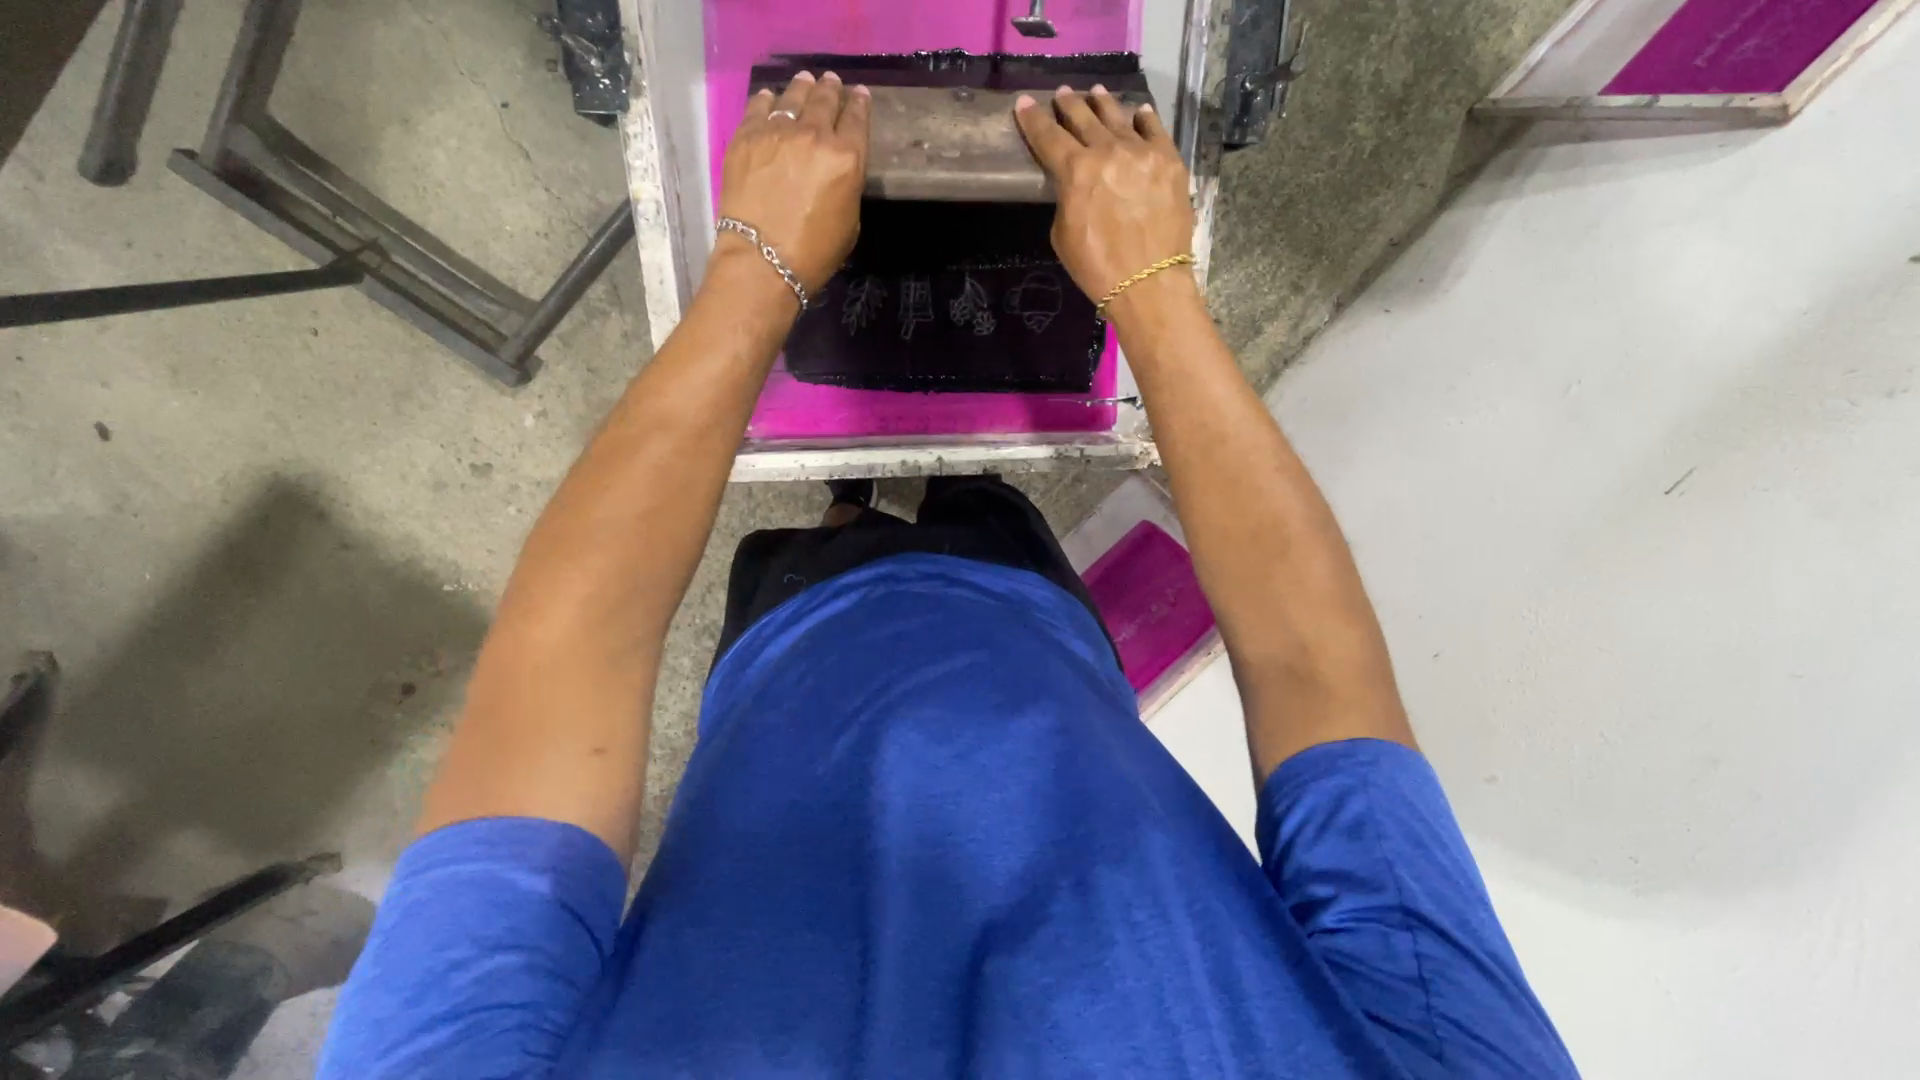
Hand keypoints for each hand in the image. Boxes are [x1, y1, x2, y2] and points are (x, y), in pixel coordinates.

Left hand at [715, 72, 870, 293]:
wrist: (761, 260)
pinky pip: (759, 106)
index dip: (860, 104)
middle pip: (825, 100)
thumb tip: (836, 171)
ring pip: (793, 97)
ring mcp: (777, 132)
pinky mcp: (746, 136)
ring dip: (802, 87)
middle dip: (831, 89)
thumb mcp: (849, 224)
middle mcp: (814, 135)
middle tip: (830, 82)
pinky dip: (767, 99)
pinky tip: (770, 97)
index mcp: (846, 158)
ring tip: (805, 80)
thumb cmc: (813, 254)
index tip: (859, 94)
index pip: (857, 119)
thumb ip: (846, 186)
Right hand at [1014, 87, 1194, 304]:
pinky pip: (1155, 129)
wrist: (1148, 281)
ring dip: (1103, 103)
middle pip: (1083, 118)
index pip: (1048, 136)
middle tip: (1062, 94)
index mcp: (1076, 171)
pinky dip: (1144, 118)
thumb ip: (1066, 198)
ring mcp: (1142, 152)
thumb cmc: (1097, 267)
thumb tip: (1075, 185)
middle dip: (1069, 104)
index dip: (1033, 119)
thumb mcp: (1063, 235)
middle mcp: (1108, 151)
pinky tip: (1138, 112)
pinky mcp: (1169, 161)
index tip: (1025, 103)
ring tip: (1096, 92)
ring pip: (1118, 117)